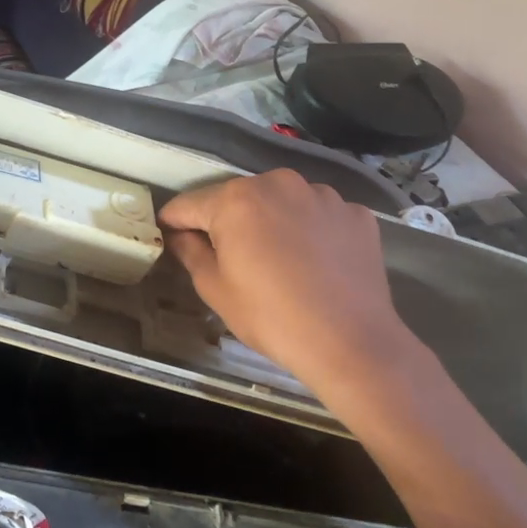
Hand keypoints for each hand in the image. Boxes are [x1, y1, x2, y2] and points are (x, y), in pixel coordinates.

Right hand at [159, 170, 415, 386]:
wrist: (352, 344)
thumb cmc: (272, 317)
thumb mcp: (215, 289)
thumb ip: (190, 251)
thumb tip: (180, 235)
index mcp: (236, 200)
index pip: (189, 204)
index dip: (175, 223)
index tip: (171, 237)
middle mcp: (278, 184)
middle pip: (237, 198)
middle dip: (227, 221)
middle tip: (230, 257)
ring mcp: (322, 196)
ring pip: (280, 202)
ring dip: (271, 221)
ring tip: (278, 259)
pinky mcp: (355, 214)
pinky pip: (318, 215)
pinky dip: (310, 230)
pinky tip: (314, 261)